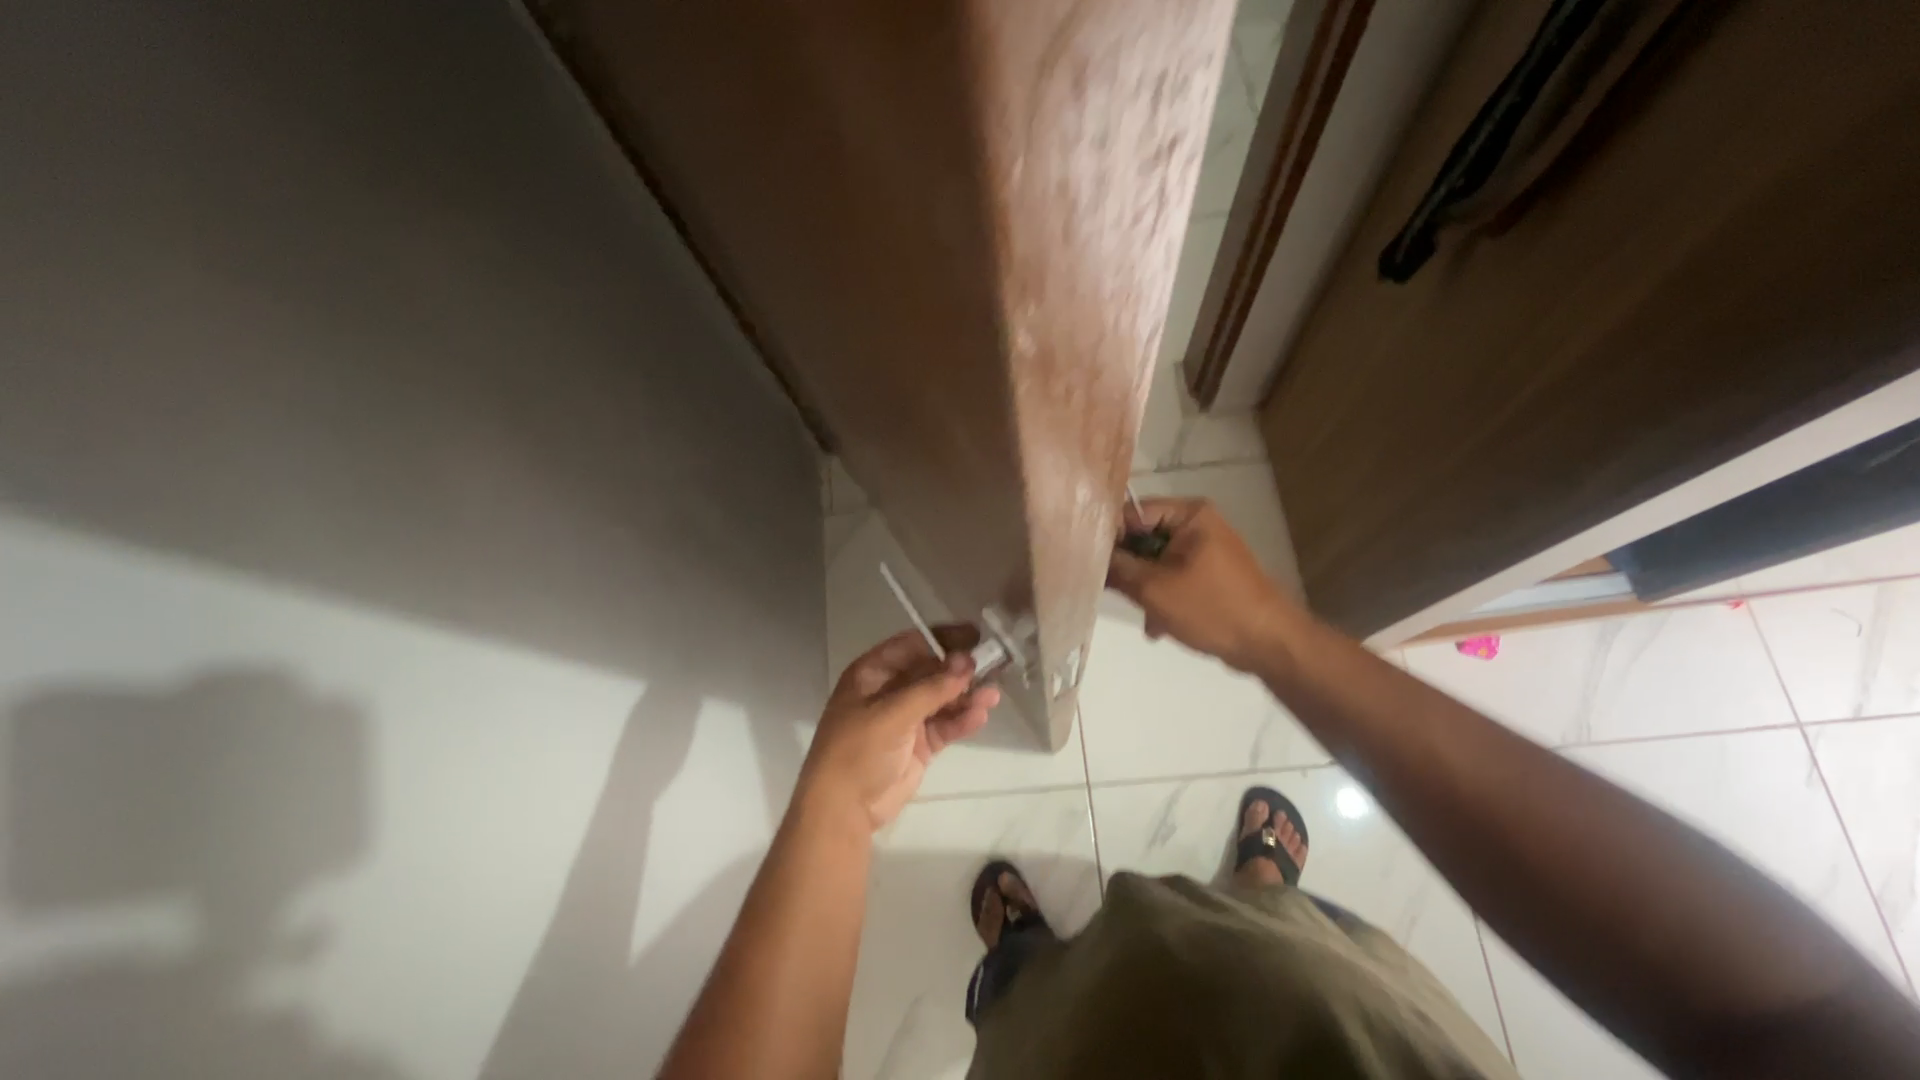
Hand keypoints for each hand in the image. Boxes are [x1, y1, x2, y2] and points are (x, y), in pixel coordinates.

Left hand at [797, 627, 1001, 830]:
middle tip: (993, 665)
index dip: (943, 639)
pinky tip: (981, 716)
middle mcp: (890, 691)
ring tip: (992, 696)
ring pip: (942, 699)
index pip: (913, 644)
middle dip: (960, 669)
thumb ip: (932, 688)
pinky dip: (962, 720)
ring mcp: (906, 718)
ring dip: (966, 696)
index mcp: (873, 673)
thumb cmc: (858, 750)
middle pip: (932, 671)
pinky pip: (945, 725)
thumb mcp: (892, 713)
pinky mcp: (919, 744)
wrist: (844, 808)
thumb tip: (967, 662)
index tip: (975, 636)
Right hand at [1107, 497, 1300, 672]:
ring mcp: (1205, 550)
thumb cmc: (1212, 608)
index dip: (1107, 537)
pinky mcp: (1209, 574)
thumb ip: (1118, 568)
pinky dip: (1162, 598)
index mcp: (1189, 514)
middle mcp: (1198, 524)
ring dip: (1143, 589)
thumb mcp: (1155, 589)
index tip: (1089, 564)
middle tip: (1112, 593)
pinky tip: (1158, 627)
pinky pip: (1172, 578)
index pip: (1131, 513)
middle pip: (1142, 538)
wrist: (1269, 643)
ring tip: (1144, 616)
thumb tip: (1089, 556)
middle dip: (1127, 569)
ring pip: (1154, 562)